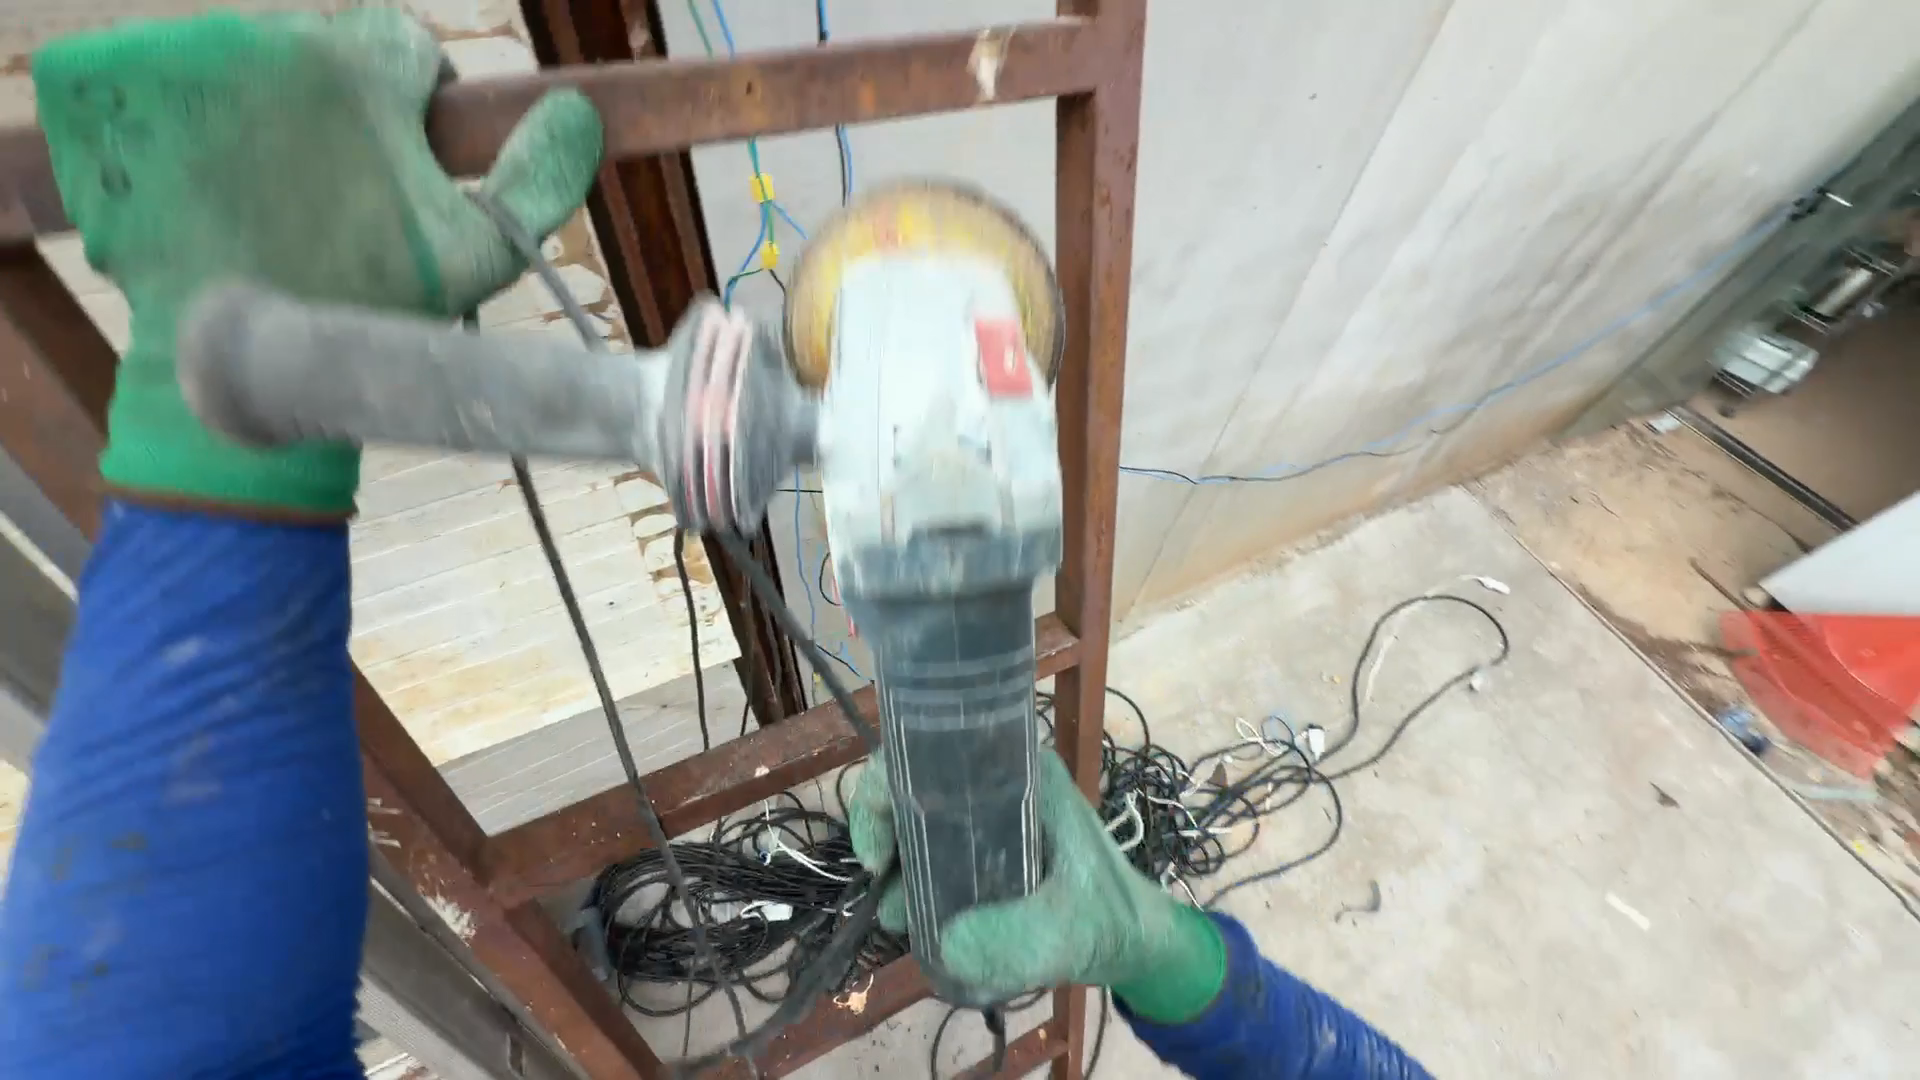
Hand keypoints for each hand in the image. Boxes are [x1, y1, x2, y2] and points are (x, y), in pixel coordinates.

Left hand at [33, 10, 603, 514]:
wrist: (248, 352)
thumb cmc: (380, 302)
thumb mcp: (487, 250)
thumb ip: (543, 176)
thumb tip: (580, 112)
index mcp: (354, 72)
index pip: (406, 40)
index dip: (424, 99)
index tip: (417, 154)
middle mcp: (249, 39)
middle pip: (324, 52)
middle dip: (345, 110)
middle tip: (351, 193)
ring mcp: (159, 55)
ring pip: (248, 65)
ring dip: (274, 114)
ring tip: (284, 196)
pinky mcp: (88, 80)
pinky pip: (166, 76)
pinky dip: (194, 119)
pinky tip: (217, 183)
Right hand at [848, 750, 1222, 1012]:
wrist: (1136, 940)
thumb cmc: (1111, 918)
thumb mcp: (1070, 928)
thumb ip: (1019, 939)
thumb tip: (946, 945)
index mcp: (1020, 769)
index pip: (932, 749)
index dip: (885, 789)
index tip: (880, 854)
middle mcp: (998, 777)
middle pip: (915, 780)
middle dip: (886, 831)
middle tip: (884, 887)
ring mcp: (990, 809)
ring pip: (919, 815)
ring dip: (898, 861)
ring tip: (900, 918)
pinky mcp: (987, 841)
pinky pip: (934, 844)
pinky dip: (915, 876)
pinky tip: (916, 917)